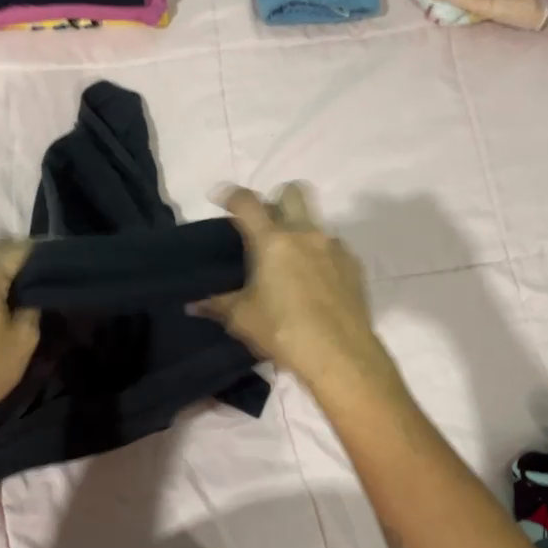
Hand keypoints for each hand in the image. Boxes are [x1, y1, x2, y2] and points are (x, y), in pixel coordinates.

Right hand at [197, 184, 395, 392]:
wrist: (341, 355)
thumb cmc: (283, 332)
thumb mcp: (242, 319)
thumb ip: (217, 305)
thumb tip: (193, 304)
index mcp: (272, 241)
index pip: (247, 202)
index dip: (231, 195)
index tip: (221, 198)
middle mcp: (305, 234)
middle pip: (293, 192)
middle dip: (276, 199)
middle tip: (264, 226)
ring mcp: (334, 247)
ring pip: (314, 222)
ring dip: (299, 233)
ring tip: (288, 265)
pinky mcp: (354, 266)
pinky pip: (332, 248)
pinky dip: (319, 257)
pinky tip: (313, 284)